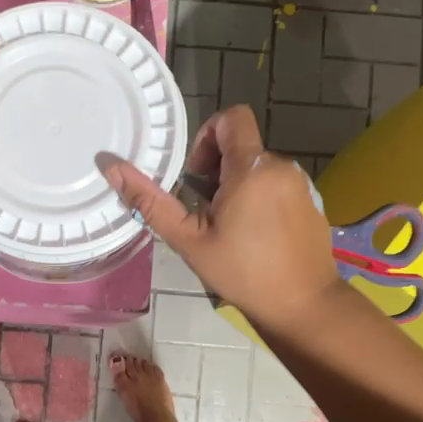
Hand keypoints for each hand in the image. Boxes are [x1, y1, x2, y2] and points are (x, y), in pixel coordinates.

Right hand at [100, 105, 340, 324]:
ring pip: (258, 168)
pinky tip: (254, 236)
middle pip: (241, 146)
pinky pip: (277, 185)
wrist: (303, 304)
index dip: (207, 134)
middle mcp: (281, 166)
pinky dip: (259, 199)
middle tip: (205, 212)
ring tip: (228, 228)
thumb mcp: (189, 240)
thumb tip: (111, 166)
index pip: (232, 117)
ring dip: (237, 187)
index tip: (197, 173)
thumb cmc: (242, 273)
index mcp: (251, 168)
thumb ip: (150, 201)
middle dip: (218, 170)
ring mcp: (300, 183)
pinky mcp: (311, 201)